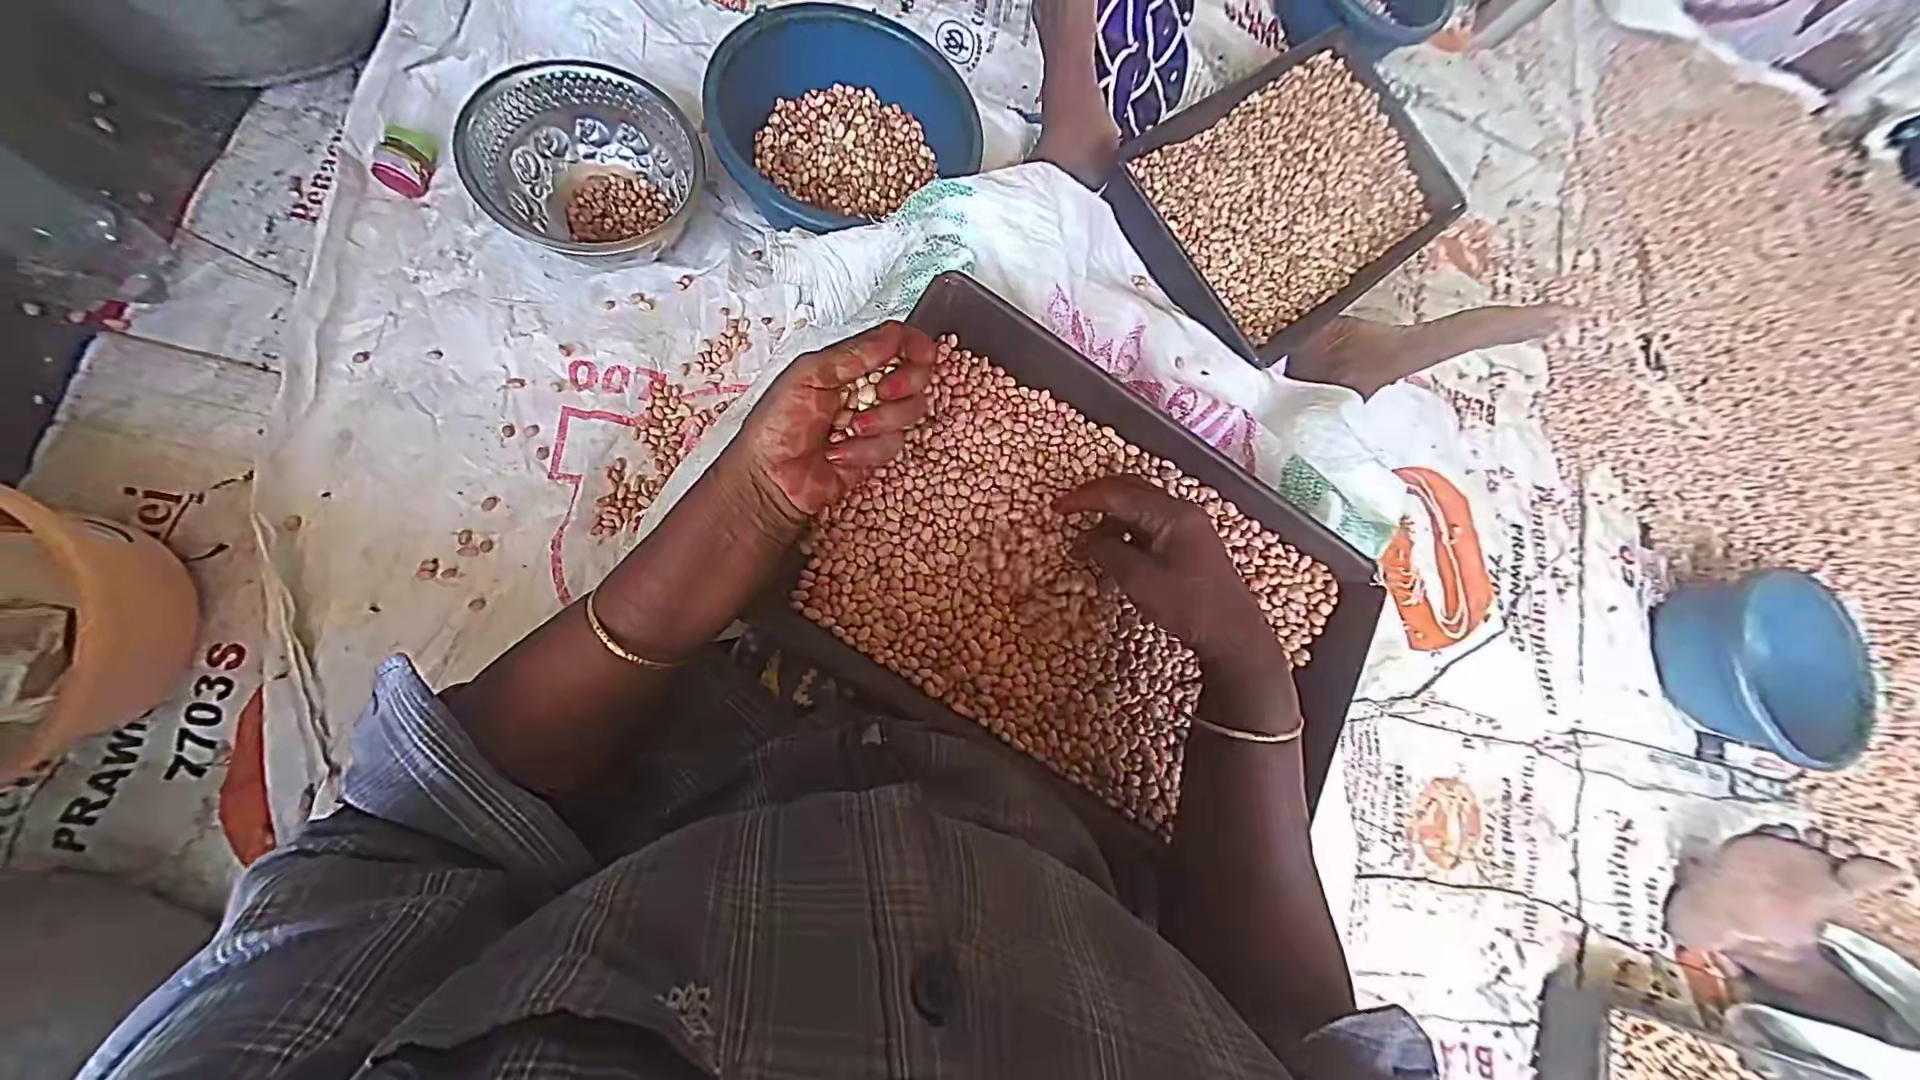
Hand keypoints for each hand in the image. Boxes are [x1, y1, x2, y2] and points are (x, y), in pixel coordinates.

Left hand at [731, 321, 936, 525]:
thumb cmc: (776, 426)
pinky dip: (866, 450)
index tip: (923, 352)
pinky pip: (893, 444)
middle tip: (882, 391)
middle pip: (916, 376)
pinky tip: (839, 453)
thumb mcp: (808, 375)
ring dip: (882, 420)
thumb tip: (891, 336)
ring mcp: (875, 421)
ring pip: (911, 412)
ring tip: (850, 429)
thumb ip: (852, 355)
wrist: (770, 477)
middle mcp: (867, 390)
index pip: (895, 344)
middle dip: (904, 383)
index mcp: (849, 365)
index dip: (914, 345)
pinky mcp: (876, 452)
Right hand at [1056, 475, 1286, 675]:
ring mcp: (1187, 524)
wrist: (1234, 634)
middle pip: (1130, 489)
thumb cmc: (1188, 607)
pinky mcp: (1187, 540)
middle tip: (1067, 511)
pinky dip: (1124, 527)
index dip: (1083, 498)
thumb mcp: (1139, 580)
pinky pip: (1149, 521)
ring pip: (1139, 505)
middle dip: (1095, 497)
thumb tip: (1084, 539)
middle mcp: (1181, 511)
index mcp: (1171, 515)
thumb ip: (1108, 552)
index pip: (1118, 494)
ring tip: (1086, 538)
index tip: (1057, 509)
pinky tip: (1111, 546)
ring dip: (1109, 514)